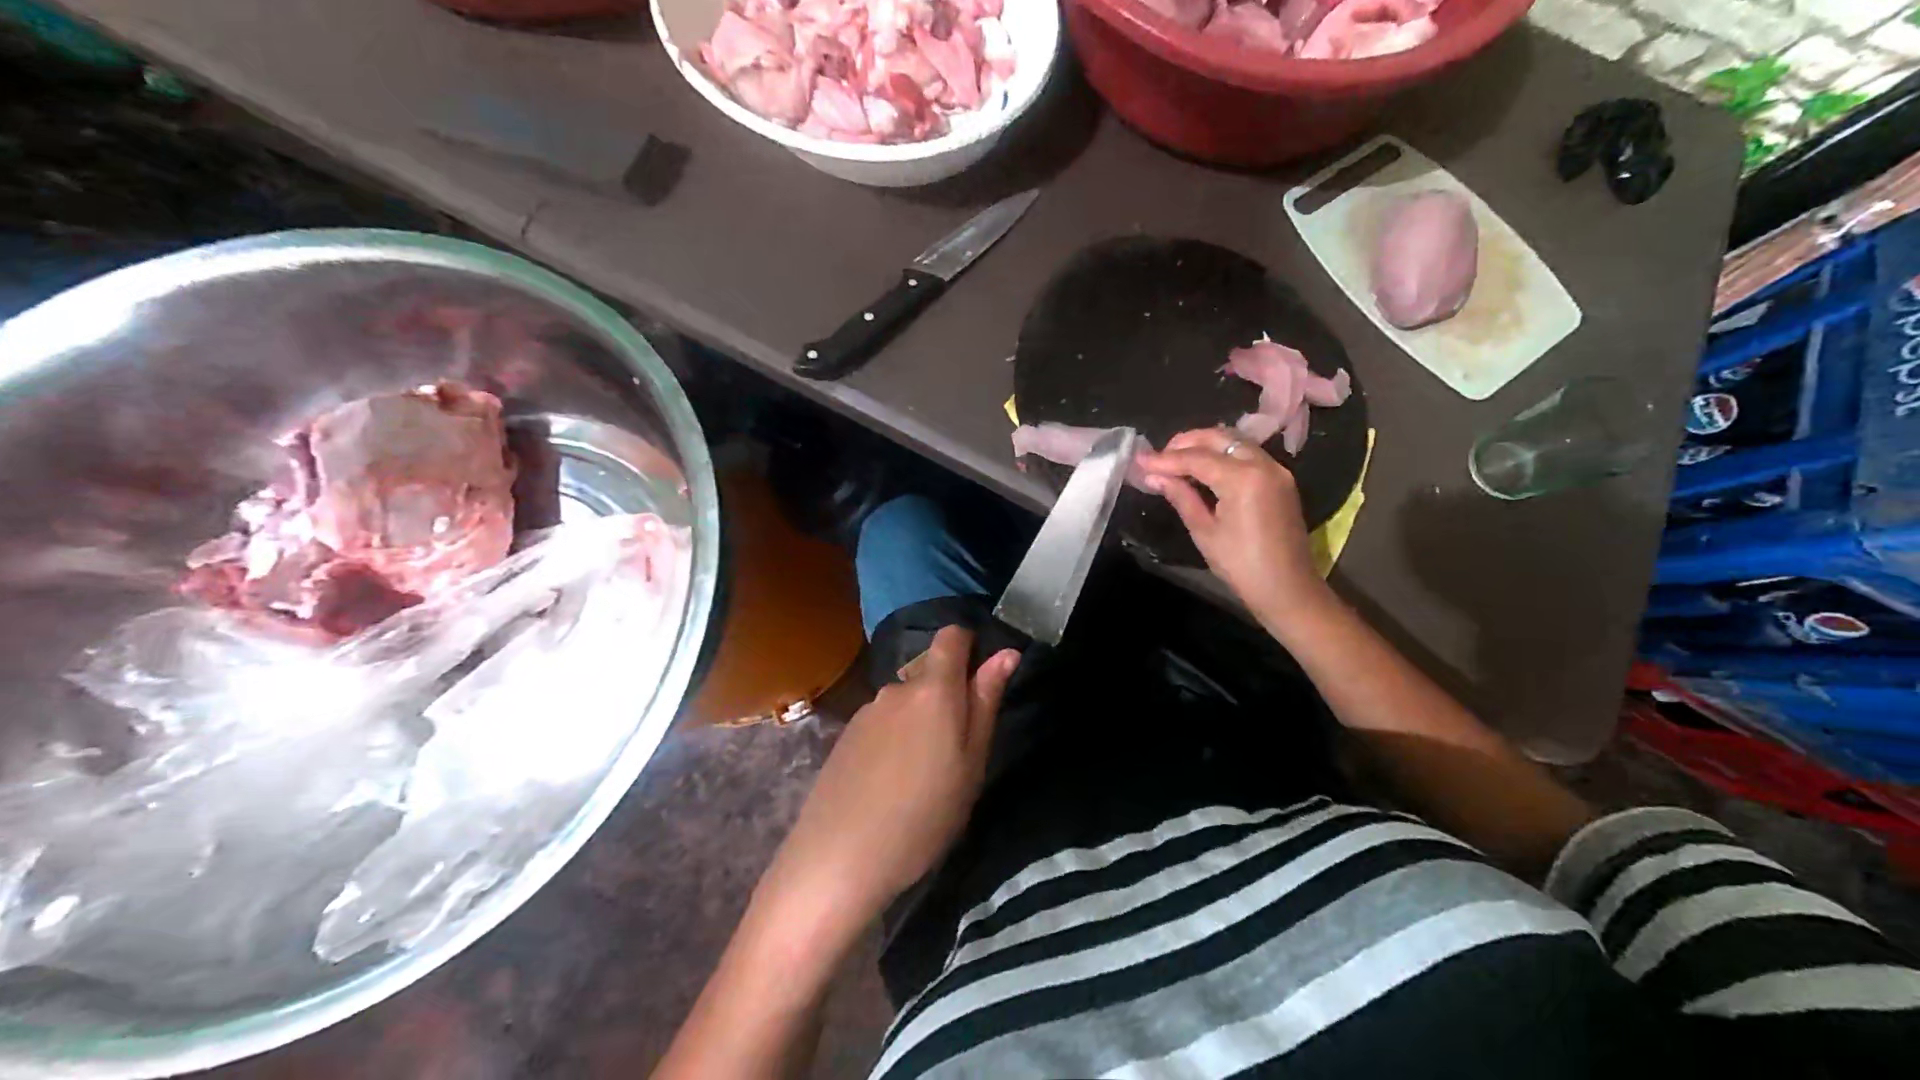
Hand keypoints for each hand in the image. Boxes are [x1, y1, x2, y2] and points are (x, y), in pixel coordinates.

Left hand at [758, 626, 1018, 928]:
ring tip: (923, 776)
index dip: (970, 645)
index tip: (981, 679)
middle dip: (947, 697)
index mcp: (934, 689)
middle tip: (958, 751)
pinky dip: (894, 740)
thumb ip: (986, 702)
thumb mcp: (971, 763)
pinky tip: (890, 784)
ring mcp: (866, 711)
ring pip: (905, 702)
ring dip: (919, 722)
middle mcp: (896, 688)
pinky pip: (882, 724)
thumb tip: (1006, 652)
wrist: (840, 858)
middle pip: (928, 673)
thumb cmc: (925, 815)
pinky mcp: (845, 735)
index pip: (951, 636)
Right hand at [1138, 427, 1328, 628]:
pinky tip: (1203, 469)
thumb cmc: (1241, 565)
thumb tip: (1154, 476)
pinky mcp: (1281, 480)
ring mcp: (1276, 470)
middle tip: (1159, 456)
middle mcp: (1263, 465)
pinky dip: (1223, 455)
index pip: (1197, 458)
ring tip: (1177, 461)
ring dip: (1205, 445)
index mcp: (1243, 479)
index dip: (1165, 459)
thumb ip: (1180, 496)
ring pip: (1235, 442)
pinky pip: (1248, 455)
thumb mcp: (1204, 531)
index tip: (1139, 460)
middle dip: (1186, 442)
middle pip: (1219, 438)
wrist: (1288, 589)